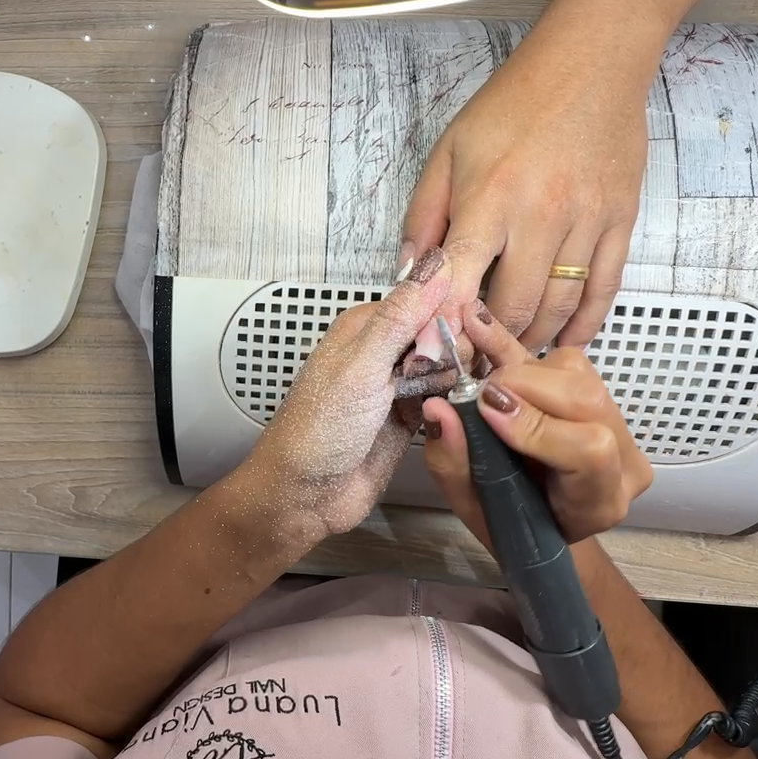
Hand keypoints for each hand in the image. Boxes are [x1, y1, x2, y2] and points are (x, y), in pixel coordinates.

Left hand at [233, 248, 453, 538]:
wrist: (304, 495)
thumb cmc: (319, 428)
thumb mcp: (362, 365)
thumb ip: (400, 317)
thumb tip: (435, 263)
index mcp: (365, 328)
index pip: (424, 302)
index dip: (445, 319)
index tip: (450, 343)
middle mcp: (381, 353)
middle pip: (440, 335)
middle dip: (450, 354)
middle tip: (433, 383)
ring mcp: (395, 388)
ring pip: (445, 368)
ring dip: (453, 381)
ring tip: (440, 402)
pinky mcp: (408, 420)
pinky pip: (443, 401)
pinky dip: (450, 405)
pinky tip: (451, 415)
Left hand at [401, 30, 651, 350]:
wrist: (592, 60)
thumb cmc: (512, 106)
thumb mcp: (448, 153)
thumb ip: (424, 216)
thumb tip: (409, 271)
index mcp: (488, 201)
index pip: (460, 283)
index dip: (445, 327)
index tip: (436, 354)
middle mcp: (539, 217)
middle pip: (513, 307)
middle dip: (490, 343)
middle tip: (474, 360)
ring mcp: (586, 221)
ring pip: (559, 306)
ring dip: (532, 338)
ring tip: (510, 354)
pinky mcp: (620, 221)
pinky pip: (604, 288)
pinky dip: (583, 324)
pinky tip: (564, 341)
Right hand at [421, 302, 651, 543]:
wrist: (540, 522)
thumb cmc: (506, 524)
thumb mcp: (468, 506)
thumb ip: (453, 462)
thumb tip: (436, 407)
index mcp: (598, 502)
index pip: (588, 449)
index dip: (535, 424)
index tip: (484, 408)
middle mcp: (624, 462)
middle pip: (585, 398)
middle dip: (524, 385)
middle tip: (477, 391)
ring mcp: (621, 425)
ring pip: (578, 373)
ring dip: (522, 371)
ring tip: (485, 385)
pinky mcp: (601, 396)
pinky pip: (567, 361)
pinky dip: (518, 347)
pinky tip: (479, 323)